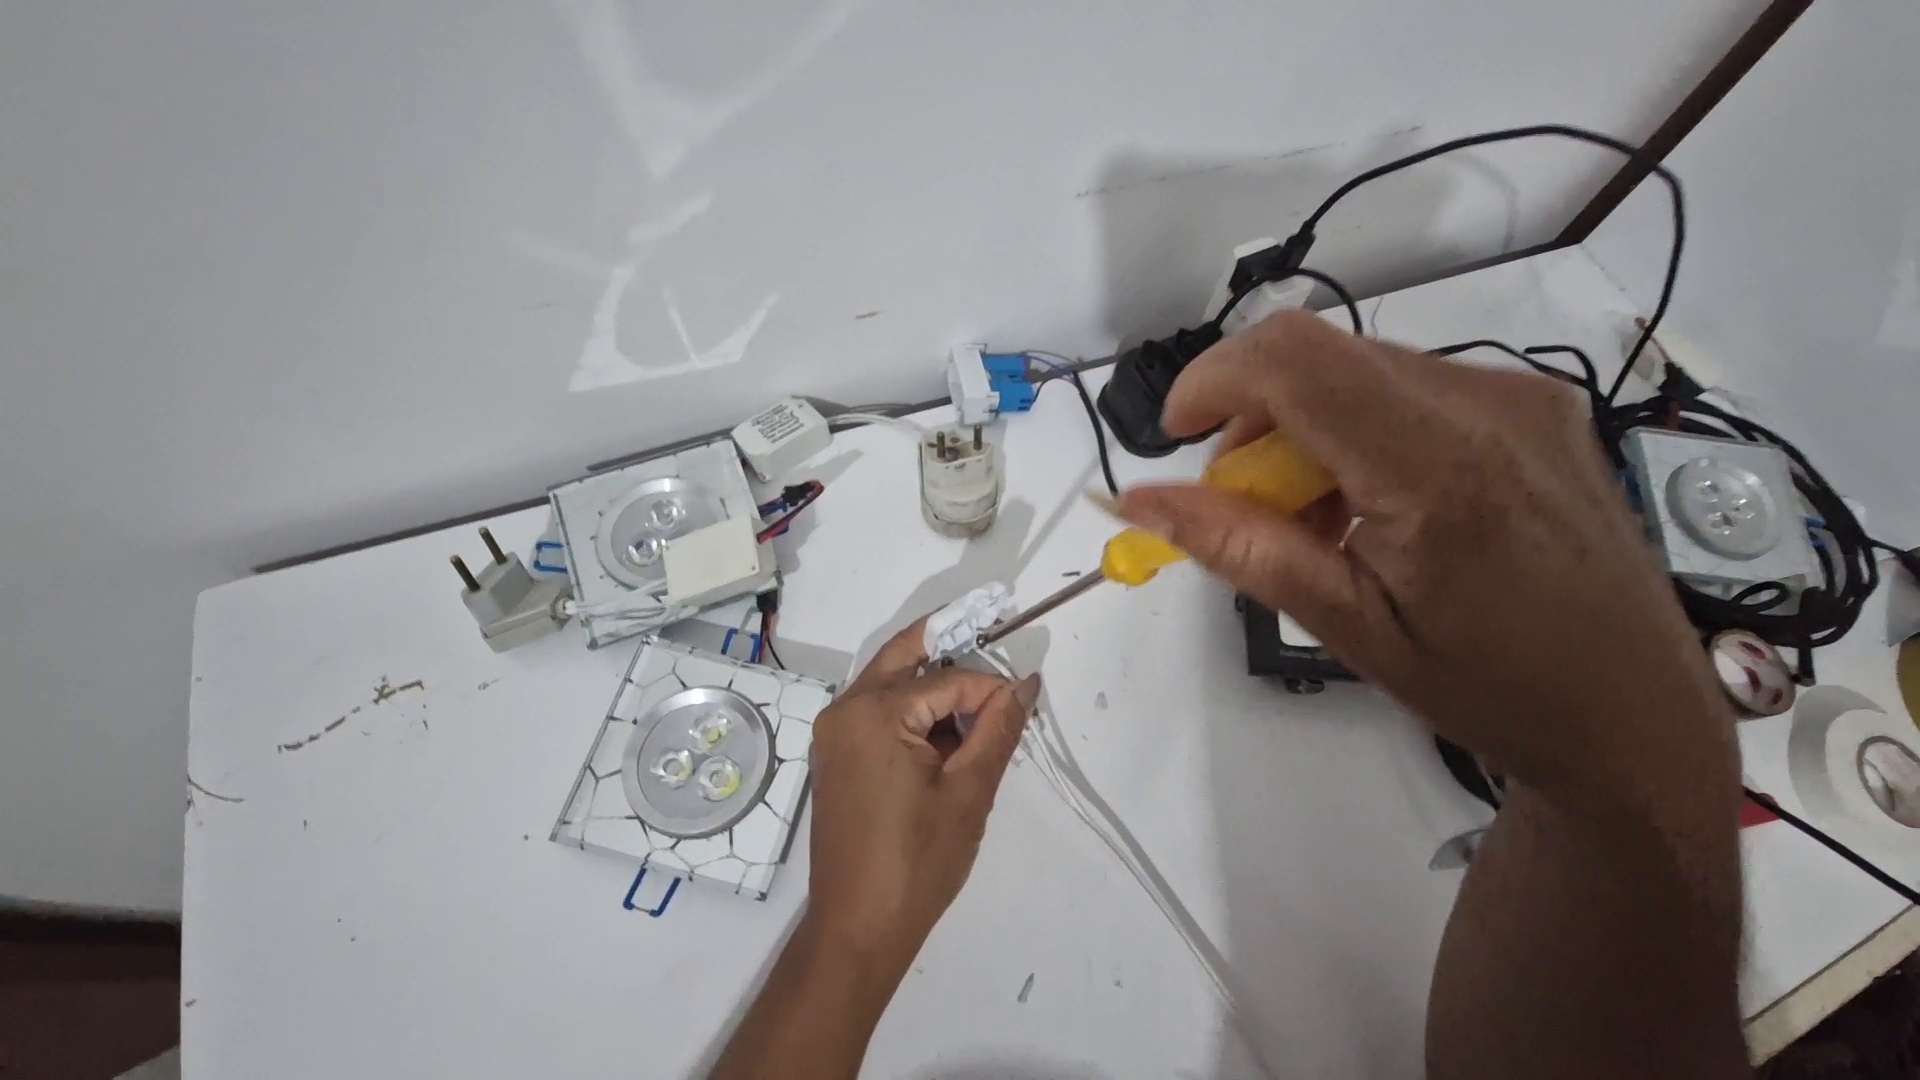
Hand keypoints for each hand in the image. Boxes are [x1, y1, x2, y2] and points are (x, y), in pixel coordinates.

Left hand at [805, 620, 1040, 967]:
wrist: (857, 928)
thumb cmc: (917, 862)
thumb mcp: (969, 792)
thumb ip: (998, 729)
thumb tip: (1025, 683)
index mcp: (874, 712)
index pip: (949, 679)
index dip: (991, 689)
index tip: (1023, 706)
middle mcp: (846, 709)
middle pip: (907, 657)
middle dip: (952, 649)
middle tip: (995, 640)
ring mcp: (835, 732)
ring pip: (893, 684)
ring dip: (936, 687)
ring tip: (981, 713)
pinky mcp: (837, 755)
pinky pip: (880, 713)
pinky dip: (916, 713)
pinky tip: (949, 738)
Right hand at [1114, 312, 1733, 803]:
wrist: (1637, 716)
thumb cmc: (1487, 688)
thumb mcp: (1346, 626)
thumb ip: (1239, 548)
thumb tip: (1134, 501)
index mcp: (1438, 470)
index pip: (1295, 361)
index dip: (1212, 378)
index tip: (1178, 437)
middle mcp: (1488, 404)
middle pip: (1319, 354)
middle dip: (1250, 413)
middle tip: (1242, 500)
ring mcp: (1522, 397)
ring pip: (1358, 367)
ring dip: (1301, 424)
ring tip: (1311, 514)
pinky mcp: (1536, 406)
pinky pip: (1406, 387)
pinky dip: (1353, 429)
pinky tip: (1368, 501)